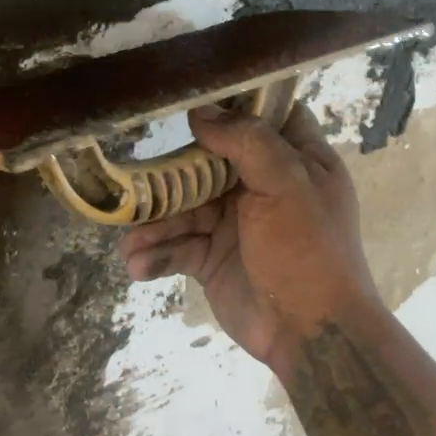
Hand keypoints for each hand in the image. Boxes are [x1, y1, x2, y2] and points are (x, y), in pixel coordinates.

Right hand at [115, 103, 383, 374]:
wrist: (307, 331)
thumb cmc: (306, 250)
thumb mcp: (285, 184)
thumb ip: (246, 142)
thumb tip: (200, 110)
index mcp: (294, 162)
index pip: (265, 119)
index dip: (230, 109)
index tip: (187, 104)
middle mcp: (261, 188)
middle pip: (206, 167)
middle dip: (170, 178)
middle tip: (138, 183)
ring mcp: (233, 226)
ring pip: (183, 212)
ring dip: (154, 227)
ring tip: (128, 243)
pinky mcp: (211, 260)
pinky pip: (176, 249)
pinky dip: (155, 257)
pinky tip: (137, 266)